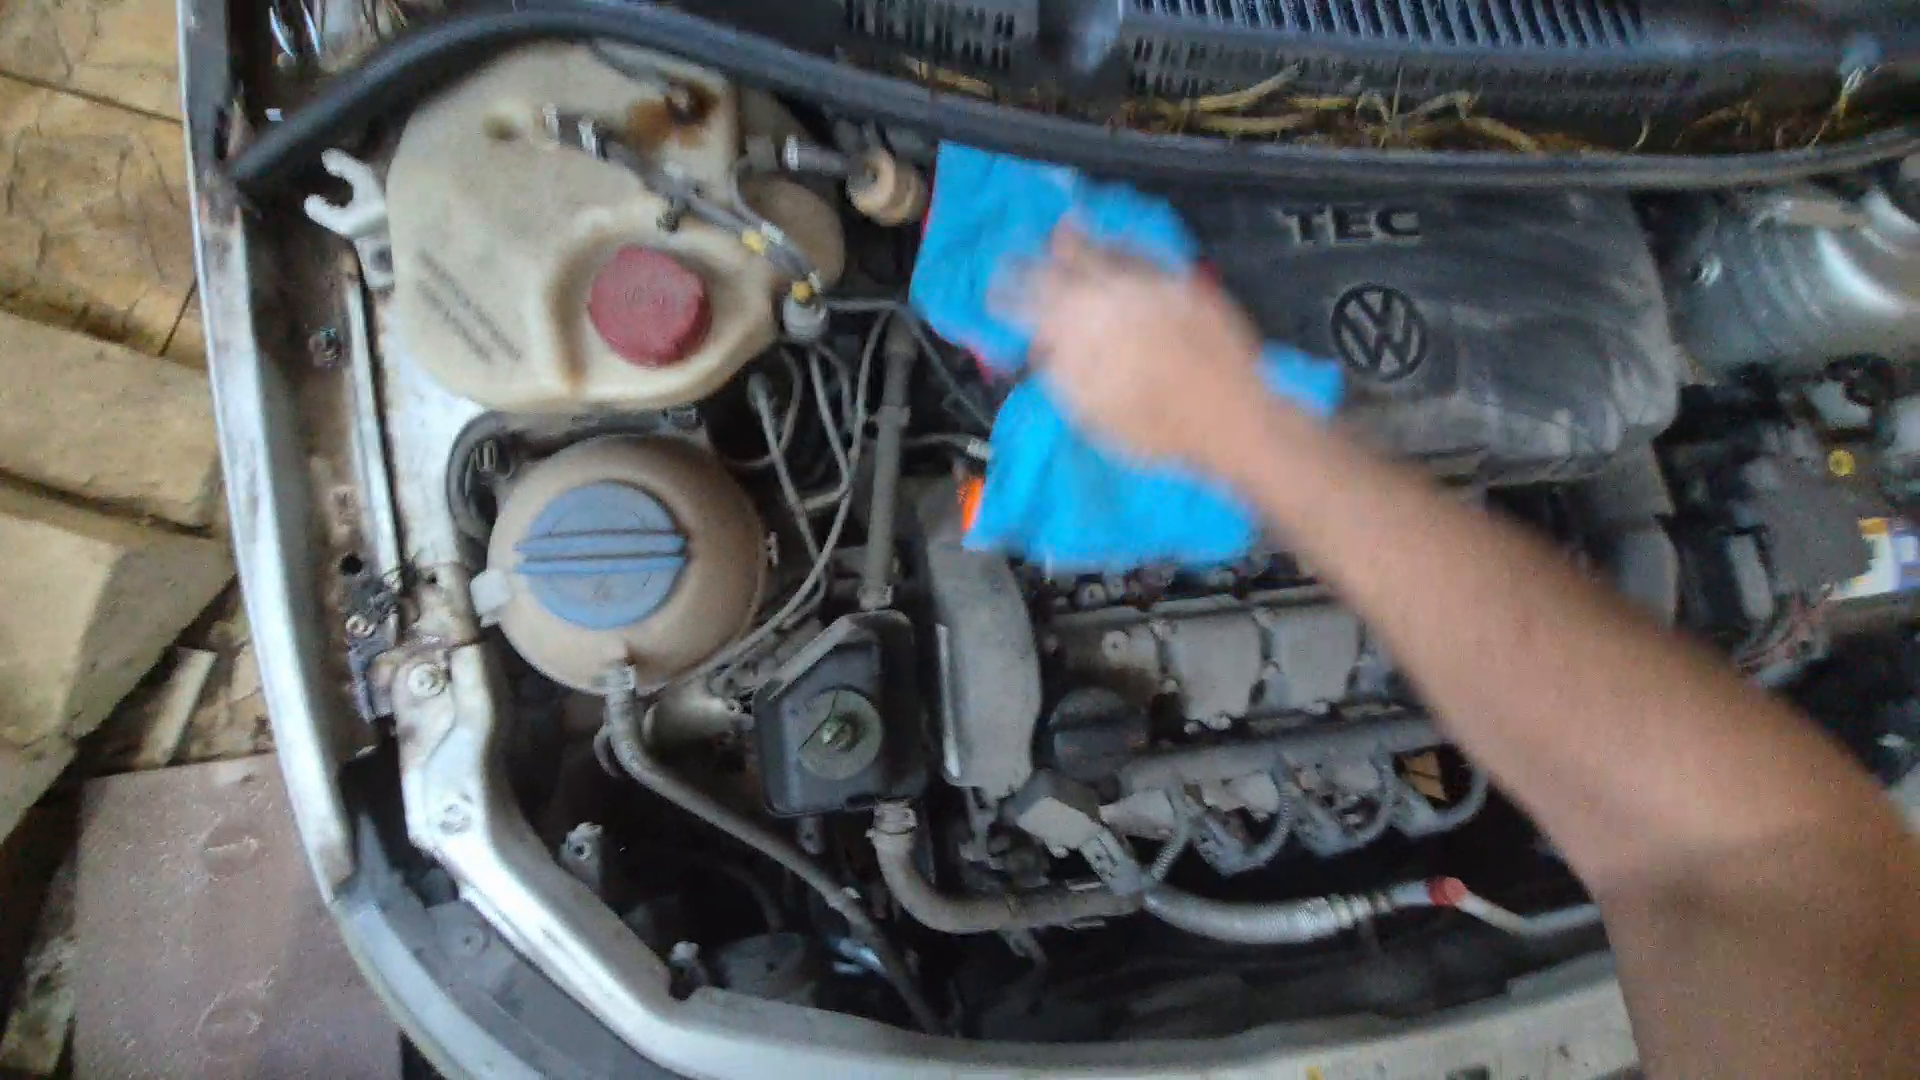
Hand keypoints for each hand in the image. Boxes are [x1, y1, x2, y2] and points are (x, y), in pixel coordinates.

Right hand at [1012, 226, 1274, 475]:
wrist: (1229, 416)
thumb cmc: (1154, 430)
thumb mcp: (1091, 414)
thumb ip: (1061, 373)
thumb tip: (1042, 347)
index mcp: (1079, 331)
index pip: (1031, 307)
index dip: (1007, 298)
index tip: (992, 294)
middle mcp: (1109, 297)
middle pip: (1061, 271)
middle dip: (1032, 264)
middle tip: (1014, 257)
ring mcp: (1148, 286)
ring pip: (1103, 254)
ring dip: (1076, 243)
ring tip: (1060, 232)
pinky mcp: (1182, 284)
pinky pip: (1144, 256)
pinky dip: (1124, 249)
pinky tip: (1118, 246)